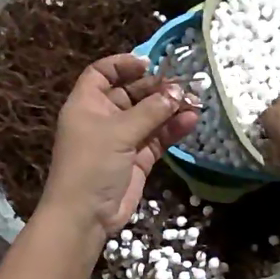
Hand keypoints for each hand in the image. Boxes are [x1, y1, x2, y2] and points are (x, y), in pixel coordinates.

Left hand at [41, 54, 199, 235]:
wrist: (85, 215)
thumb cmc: (92, 165)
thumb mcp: (118, 132)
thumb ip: (150, 110)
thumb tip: (177, 92)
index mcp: (87, 104)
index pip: (101, 73)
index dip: (122, 65)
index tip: (149, 63)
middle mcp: (103, 118)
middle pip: (131, 93)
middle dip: (156, 88)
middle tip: (183, 85)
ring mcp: (121, 139)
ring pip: (148, 116)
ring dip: (169, 108)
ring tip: (194, 101)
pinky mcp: (137, 159)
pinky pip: (157, 138)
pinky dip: (172, 129)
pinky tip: (191, 120)